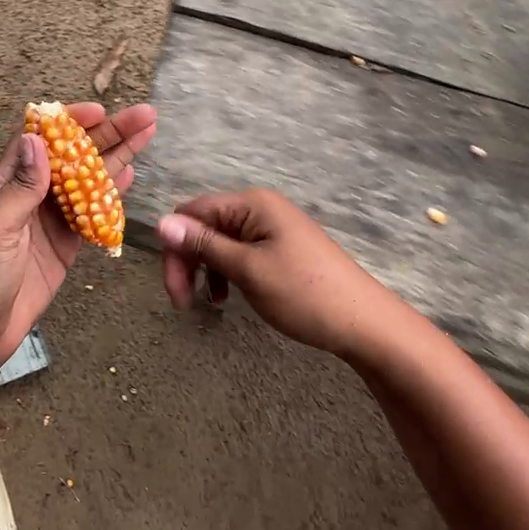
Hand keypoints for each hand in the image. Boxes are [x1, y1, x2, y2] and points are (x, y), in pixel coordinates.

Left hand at [0, 103, 157, 374]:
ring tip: (147, 134)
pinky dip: (111, 195)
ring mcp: (47, 220)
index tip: (100, 110)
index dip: (69, 121)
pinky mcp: (63, 246)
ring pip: (87, 180)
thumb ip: (19, 188)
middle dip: (107, 134)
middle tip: (144, 115)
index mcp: (4, 184)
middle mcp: (28, 195)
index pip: (40, 139)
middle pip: (72, 155)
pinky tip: (130, 175)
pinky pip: (91, 213)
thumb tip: (37, 140)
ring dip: (116, 157)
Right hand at [157, 190, 407, 359]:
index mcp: (251, 204)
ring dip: (205, 269)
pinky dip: (226, 272)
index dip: (176, 248)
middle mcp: (259, 208)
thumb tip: (161, 223)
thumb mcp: (248, 270)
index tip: (176, 289)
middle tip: (184, 302)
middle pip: (203, 226)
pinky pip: (239, 252)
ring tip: (208, 303)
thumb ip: (203, 245)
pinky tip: (228, 297)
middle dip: (188, 261)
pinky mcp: (280, 248)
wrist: (368, 325)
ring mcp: (271, 228)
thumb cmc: (305, 294)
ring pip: (219, 241)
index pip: (191, 212)